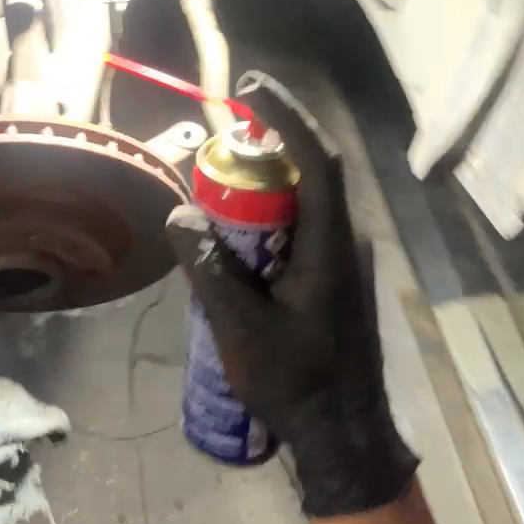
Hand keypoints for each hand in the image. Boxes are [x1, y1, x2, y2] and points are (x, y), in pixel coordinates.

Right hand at [164, 72, 418, 517]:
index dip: (287, 116)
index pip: (318, 159)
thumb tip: (178, 214)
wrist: (345, 435)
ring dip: (265, 186)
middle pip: (309, 172)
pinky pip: (302, 225)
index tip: (250, 89)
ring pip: (304, 200)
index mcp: (331, 243)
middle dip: (266, 149)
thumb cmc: (297, 383)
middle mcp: (345, 239)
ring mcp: (345, 257)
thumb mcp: (241, 329)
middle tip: (218, 148)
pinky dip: (270, 216)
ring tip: (219, 198)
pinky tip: (239, 244)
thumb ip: (209, 269)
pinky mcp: (336, 274)